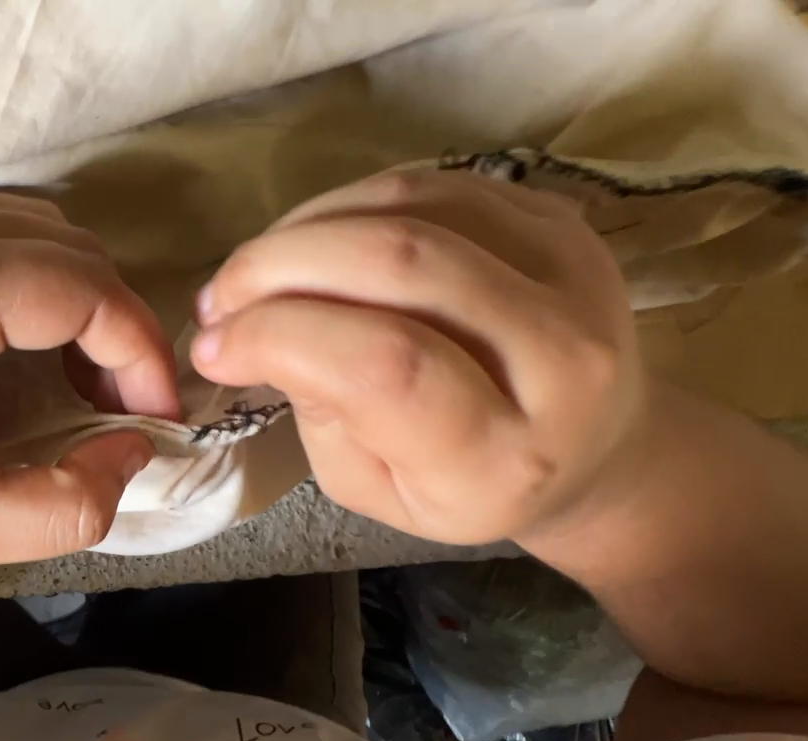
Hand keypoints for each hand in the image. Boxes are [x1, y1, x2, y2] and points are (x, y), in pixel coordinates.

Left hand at [0, 195, 180, 574]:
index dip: (139, 353)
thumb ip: (69, 505)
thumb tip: (134, 449)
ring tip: (86, 389)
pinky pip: (7, 243)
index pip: (80, 288)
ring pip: (44, 238)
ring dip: (86, 309)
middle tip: (120, 412)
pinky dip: (46, 294)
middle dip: (117, 331)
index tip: (155, 421)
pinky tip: (39, 356)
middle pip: (70, 251)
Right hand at [191, 169, 651, 546]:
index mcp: (500, 453)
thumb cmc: (462, 488)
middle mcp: (559, 354)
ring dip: (301, 230)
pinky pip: (433, 184)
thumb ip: (322, 416)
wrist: (595, 449)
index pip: (384, 366)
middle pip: (400, 264)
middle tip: (219, 298)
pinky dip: (346, 205)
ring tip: (251, 272)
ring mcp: (572, 269)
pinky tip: (306, 244)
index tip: (213, 349)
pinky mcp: (560, 219)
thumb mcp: (371, 488)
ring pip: (412, 207)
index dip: (278, 338)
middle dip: (277, 268)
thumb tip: (259, 336)